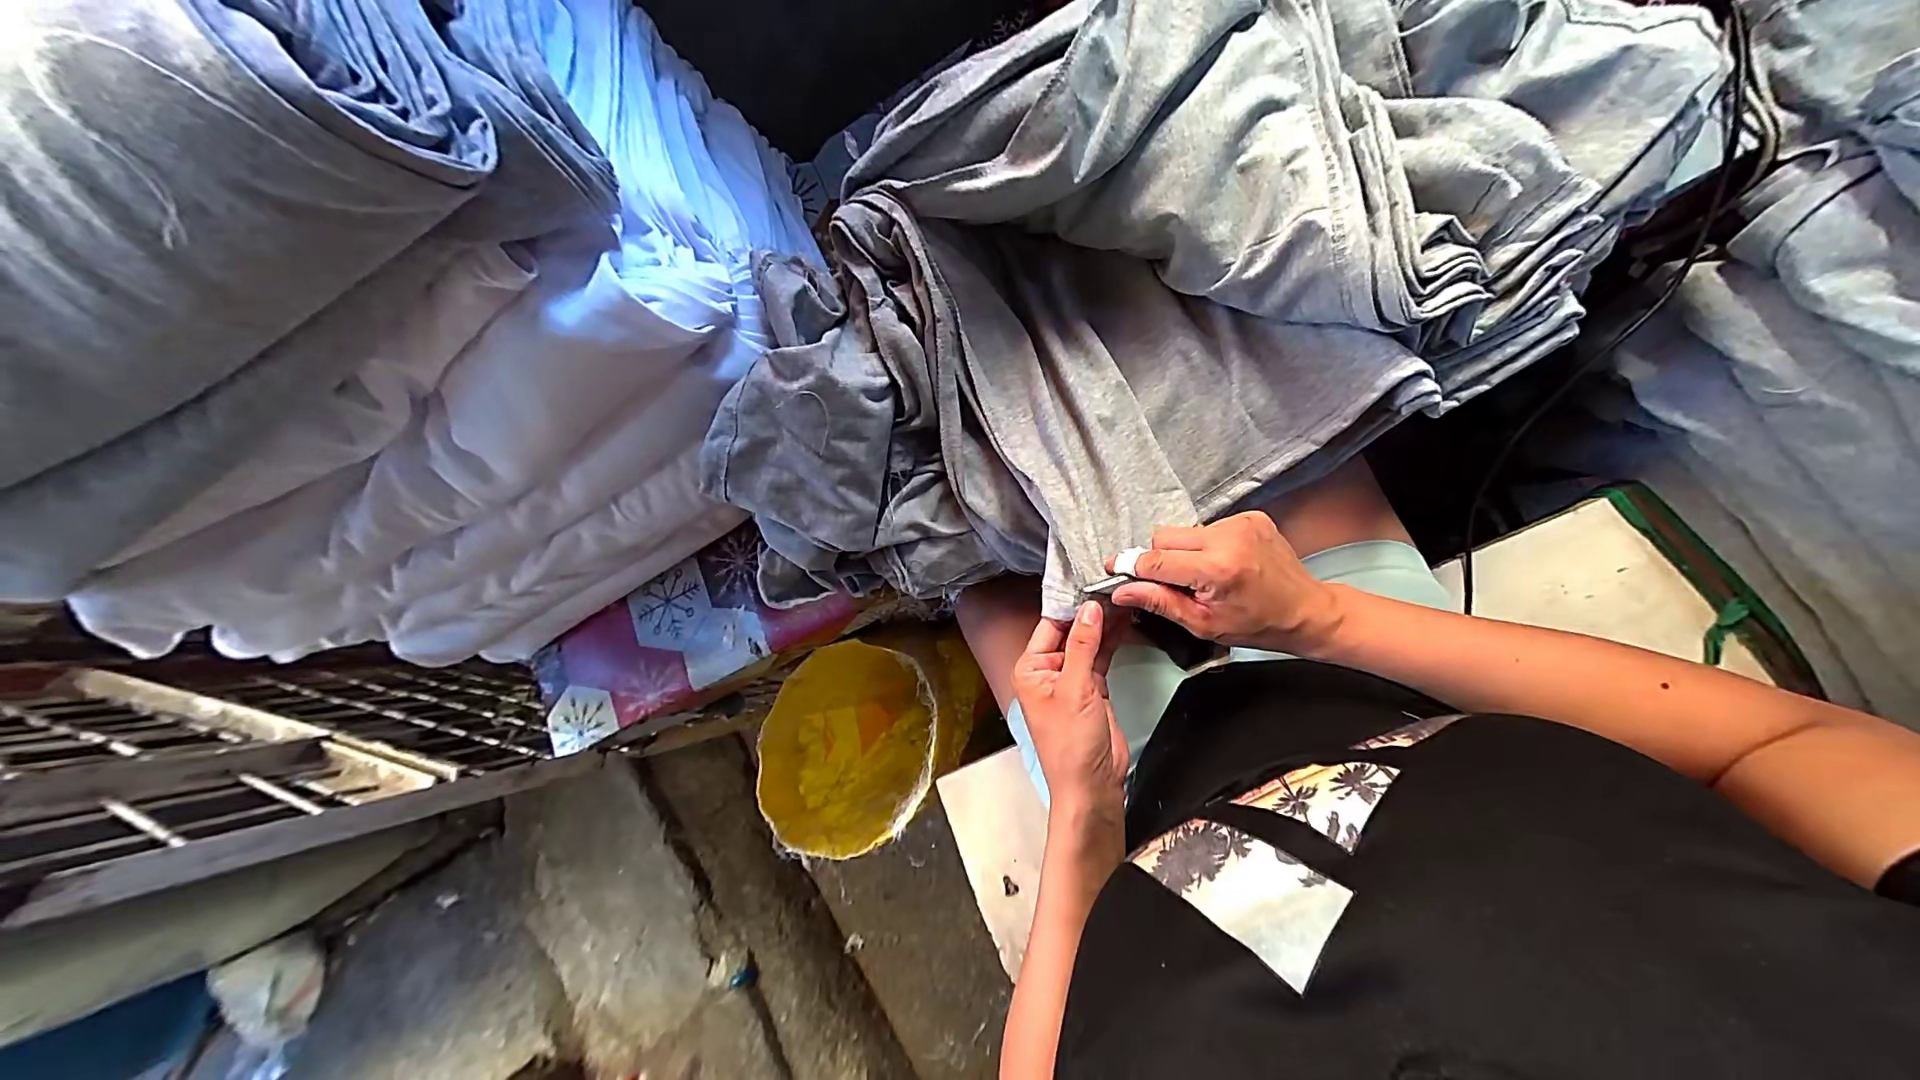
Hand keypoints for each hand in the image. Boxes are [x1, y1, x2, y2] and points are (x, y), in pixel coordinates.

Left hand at [1011, 601, 1127, 824]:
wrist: (1092, 784)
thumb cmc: (1071, 745)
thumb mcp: (1075, 688)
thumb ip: (1083, 646)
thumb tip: (1089, 610)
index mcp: (1030, 669)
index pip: (1050, 626)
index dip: (1070, 606)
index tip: (1089, 584)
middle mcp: (1047, 672)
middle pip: (1070, 632)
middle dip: (1091, 613)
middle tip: (1112, 588)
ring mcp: (1071, 679)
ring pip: (1088, 643)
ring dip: (1104, 625)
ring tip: (1123, 599)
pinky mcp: (1092, 688)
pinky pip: (1100, 657)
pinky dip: (1112, 642)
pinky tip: (1124, 623)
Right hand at [1108, 512, 1345, 654]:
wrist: (1306, 611)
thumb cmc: (1257, 624)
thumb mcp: (1202, 623)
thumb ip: (1159, 602)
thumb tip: (1123, 590)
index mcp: (1217, 569)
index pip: (1156, 560)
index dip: (1132, 566)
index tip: (1115, 568)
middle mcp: (1228, 538)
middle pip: (1164, 537)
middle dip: (1160, 559)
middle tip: (1173, 582)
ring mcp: (1241, 523)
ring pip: (1183, 532)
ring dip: (1183, 552)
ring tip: (1203, 575)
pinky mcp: (1249, 517)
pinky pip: (1206, 527)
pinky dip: (1204, 544)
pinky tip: (1220, 562)